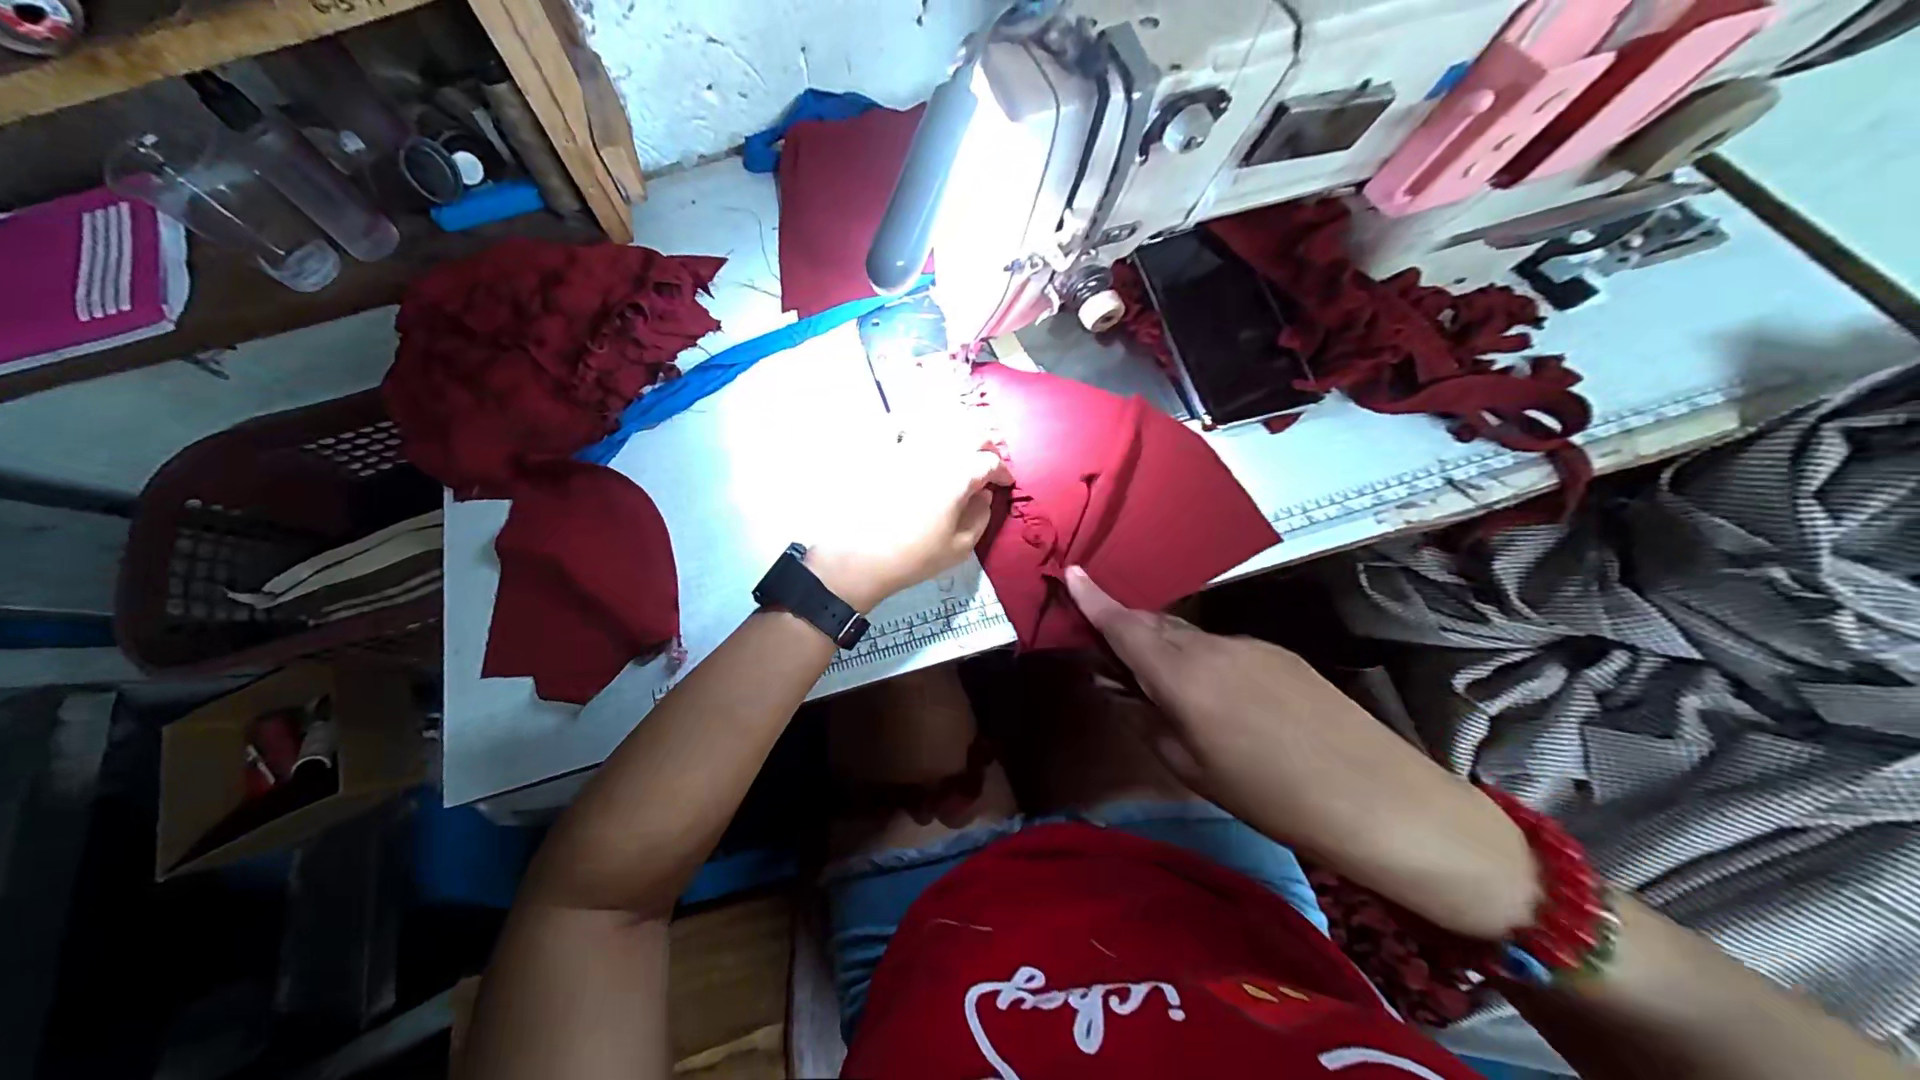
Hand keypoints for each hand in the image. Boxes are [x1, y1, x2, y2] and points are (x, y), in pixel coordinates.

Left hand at [804, 427, 1011, 612]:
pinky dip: (919, 427)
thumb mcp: (961, 546)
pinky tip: (922, 437)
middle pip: (971, 430)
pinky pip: (904, 426)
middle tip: (989, 461)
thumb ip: (980, 516)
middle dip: (987, 443)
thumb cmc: (915, 556)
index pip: (991, 461)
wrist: (860, 557)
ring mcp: (908, 448)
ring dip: (959, 432)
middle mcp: (936, 452)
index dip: (1002, 471)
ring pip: (942, 423)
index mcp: (959, 474)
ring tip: (961, 449)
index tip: (1005, 483)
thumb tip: (984, 496)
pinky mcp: (884, 453)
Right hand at [1063, 566, 1540, 940]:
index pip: (1124, 625)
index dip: (1093, 599)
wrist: (1376, 797)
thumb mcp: (1189, 766)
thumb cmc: (1267, 793)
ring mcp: (1251, 644)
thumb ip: (1147, 720)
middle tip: (1110, 655)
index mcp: (1181, 673)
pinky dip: (1203, 662)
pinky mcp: (1280, 654)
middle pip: (1155, 626)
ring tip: (1164, 689)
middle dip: (1127, 630)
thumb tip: (1122, 691)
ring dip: (1166, 651)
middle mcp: (1212, 645)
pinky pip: (1223, 648)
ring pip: (1190, 638)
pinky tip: (1219, 701)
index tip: (1072, 573)